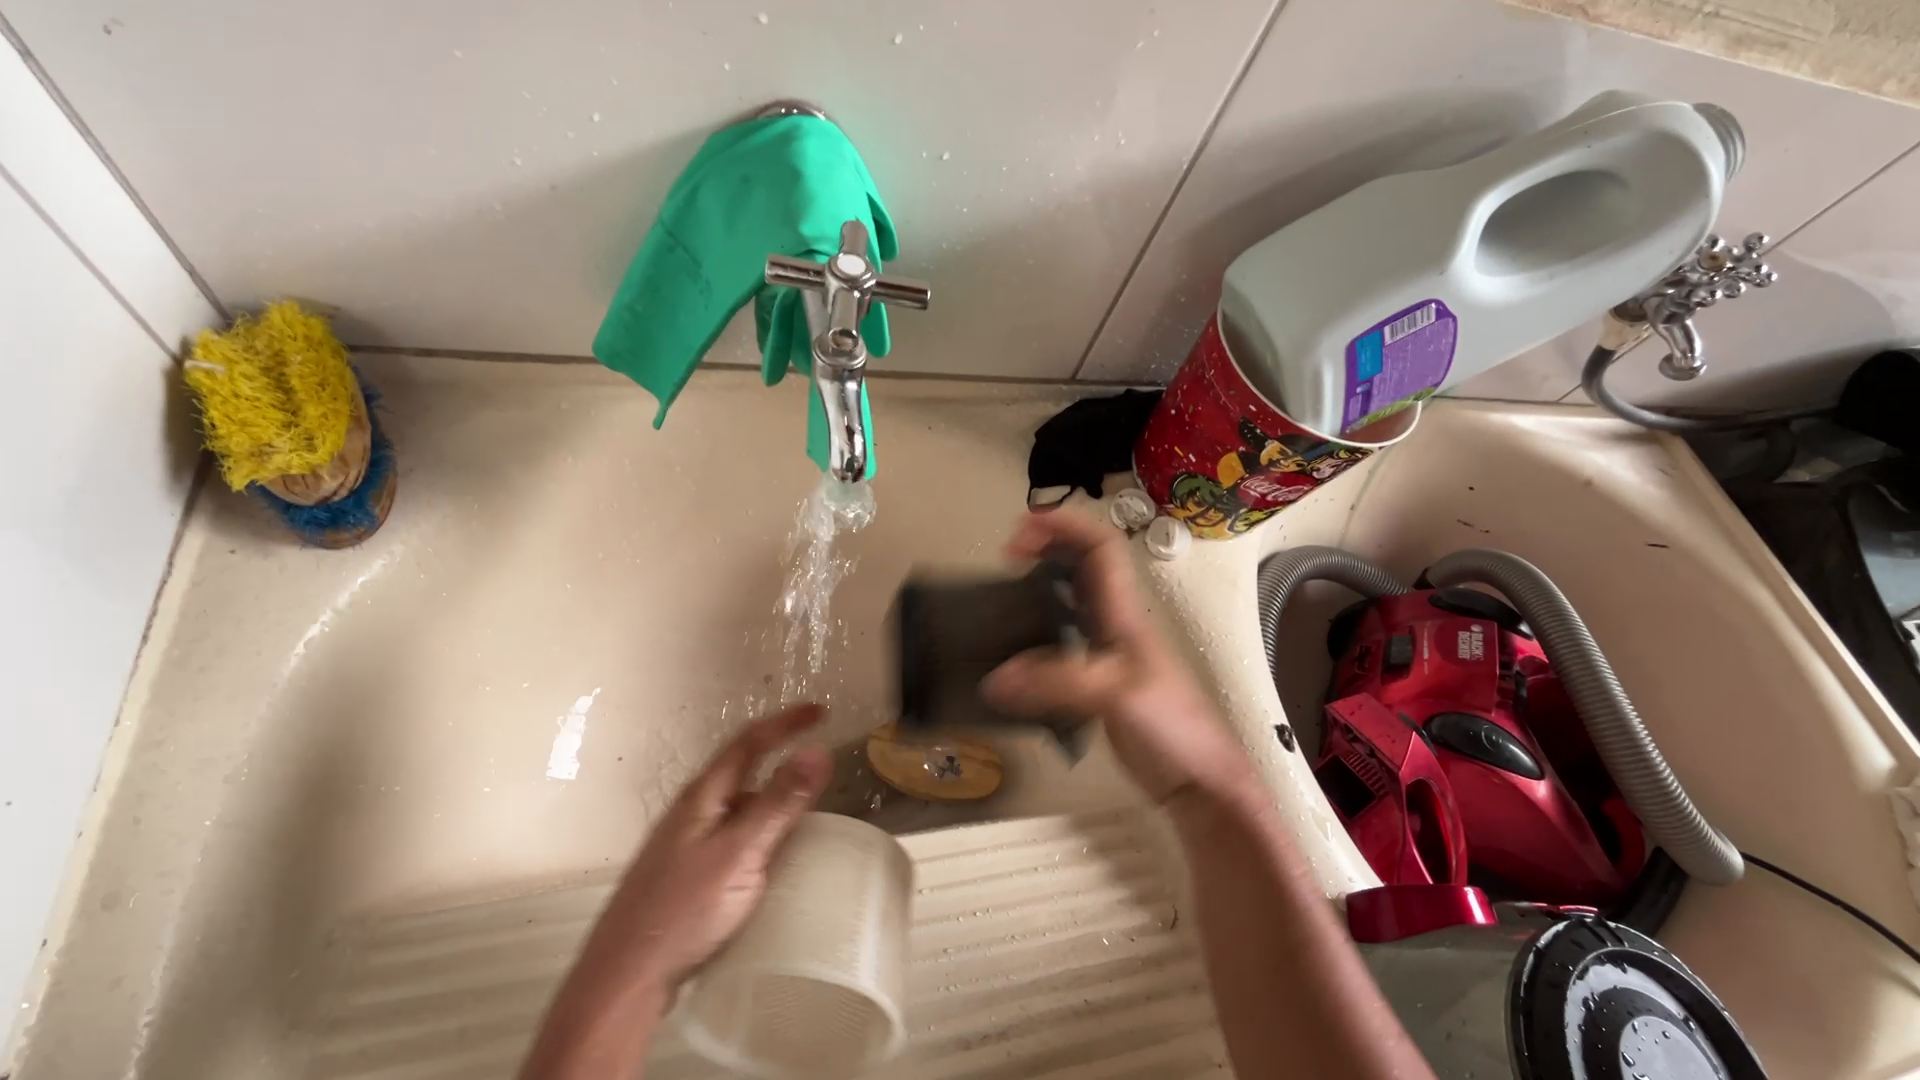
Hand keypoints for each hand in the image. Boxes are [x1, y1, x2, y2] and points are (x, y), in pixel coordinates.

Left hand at [519, 706, 830, 1079]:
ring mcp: (688, 843)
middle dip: (781, 758)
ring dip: (774, 799)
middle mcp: (693, 811)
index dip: (786, 722)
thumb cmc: (681, 912)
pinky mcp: (690, 873)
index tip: (822, 712)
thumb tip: (817, 752)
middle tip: (821, 765)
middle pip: (743, 770)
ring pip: (740, 806)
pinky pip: (736, 836)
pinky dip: (763, 832)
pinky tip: (776, 858)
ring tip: (809, 814)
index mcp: (703, 796)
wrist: (624, 978)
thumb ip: (778, 805)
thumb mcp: (739, 854)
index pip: (749, 741)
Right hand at [980, 511, 1253, 806]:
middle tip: (1007, 555)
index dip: (1065, 525)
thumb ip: (1058, 682)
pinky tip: (1018, 653)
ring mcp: (1106, 654)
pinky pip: (1062, 643)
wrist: (1199, 780)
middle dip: (1047, 545)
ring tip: (1007, 592)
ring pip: (1072, 601)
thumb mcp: (1117, 694)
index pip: (1101, 547)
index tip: (1022, 528)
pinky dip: (1037, 634)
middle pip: (1083, 564)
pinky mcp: (1096, 685)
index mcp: (1124, 614)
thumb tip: (996, 679)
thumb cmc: (1173, 726)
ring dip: (1041, 584)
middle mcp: (1115, 625)